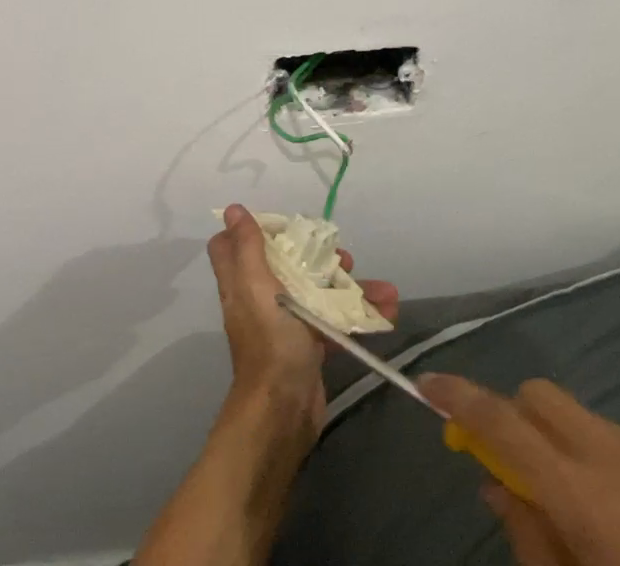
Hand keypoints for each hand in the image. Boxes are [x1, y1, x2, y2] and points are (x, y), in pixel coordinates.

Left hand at [206, 204, 399, 436]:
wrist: (284, 410)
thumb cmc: (270, 343)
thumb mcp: (257, 288)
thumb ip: (247, 249)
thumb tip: (232, 210)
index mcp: (242, 285)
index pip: (232, 248)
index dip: (253, 232)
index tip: (286, 225)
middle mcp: (261, 301)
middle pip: (285, 266)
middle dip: (318, 258)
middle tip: (344, 258)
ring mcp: (287, 324)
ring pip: (317, 293)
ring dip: (352, 288)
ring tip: (385, 290)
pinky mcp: (310, 346)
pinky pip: (335, 321)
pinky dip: (360, 316)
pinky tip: (387, 313)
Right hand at [419, 375, 619, 565]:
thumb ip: (529, 534)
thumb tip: (496, 483)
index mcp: (585, 496)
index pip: (503, 426)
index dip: (460, 399)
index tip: (428, 383)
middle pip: (544, 397)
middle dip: (517, 416)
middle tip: (517, 462)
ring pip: (598, 426)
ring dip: (578, 452)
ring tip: (605, 516)